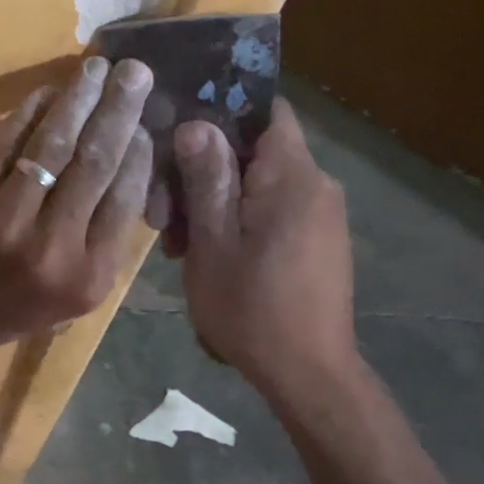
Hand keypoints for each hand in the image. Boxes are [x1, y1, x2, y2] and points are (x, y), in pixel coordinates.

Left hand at [0, 57, 156, 357]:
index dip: (137, 149)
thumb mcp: (75, 292)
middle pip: (95, 162)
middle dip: (118, 110)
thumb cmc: (13, 307)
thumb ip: (104, 235)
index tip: (143, 116)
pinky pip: (5, 144)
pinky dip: (27, 113)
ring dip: (77, 101)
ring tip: (94, 69)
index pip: (126, 197)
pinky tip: (46, 92)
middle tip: (135, 71)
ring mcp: (7, 221)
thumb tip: (128, 159)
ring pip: (53, 146)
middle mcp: (54, 248)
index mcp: (91, 275)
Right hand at [170, 99, 358, 393]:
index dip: (221, 106)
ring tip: (179, 242)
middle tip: (163, 211)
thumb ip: (206, 177)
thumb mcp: (212, 241)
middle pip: (252, 147)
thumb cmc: (253, 307)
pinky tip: (207, 252)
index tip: (177, 125)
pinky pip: (270, 205)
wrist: (308, 377)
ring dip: (213, 198)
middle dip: (203, 167)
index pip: (265, 107)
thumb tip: (195, 123)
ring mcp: (320, 213)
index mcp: (292, 176)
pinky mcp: (317, 238)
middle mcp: (315, 184)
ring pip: (256, 179)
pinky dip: (235, 216)